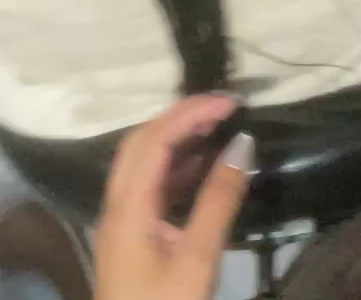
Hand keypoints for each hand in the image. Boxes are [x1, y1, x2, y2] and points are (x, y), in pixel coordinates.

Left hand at [94, 95, 253, 299]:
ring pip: (143, 162)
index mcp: (127, 208)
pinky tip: (204, 167)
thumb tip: (243, 141)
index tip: (231, 102)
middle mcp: (117, 207)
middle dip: (180, 116)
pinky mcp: (132, 240)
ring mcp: (122, 224)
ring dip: (177, 138)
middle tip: (222, 108)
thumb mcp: (198, 259)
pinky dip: (177, 165)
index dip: (191, 112)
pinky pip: (151, 186)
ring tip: (218, 127)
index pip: (156, 140)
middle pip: (141, 143)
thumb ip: (219, 198)